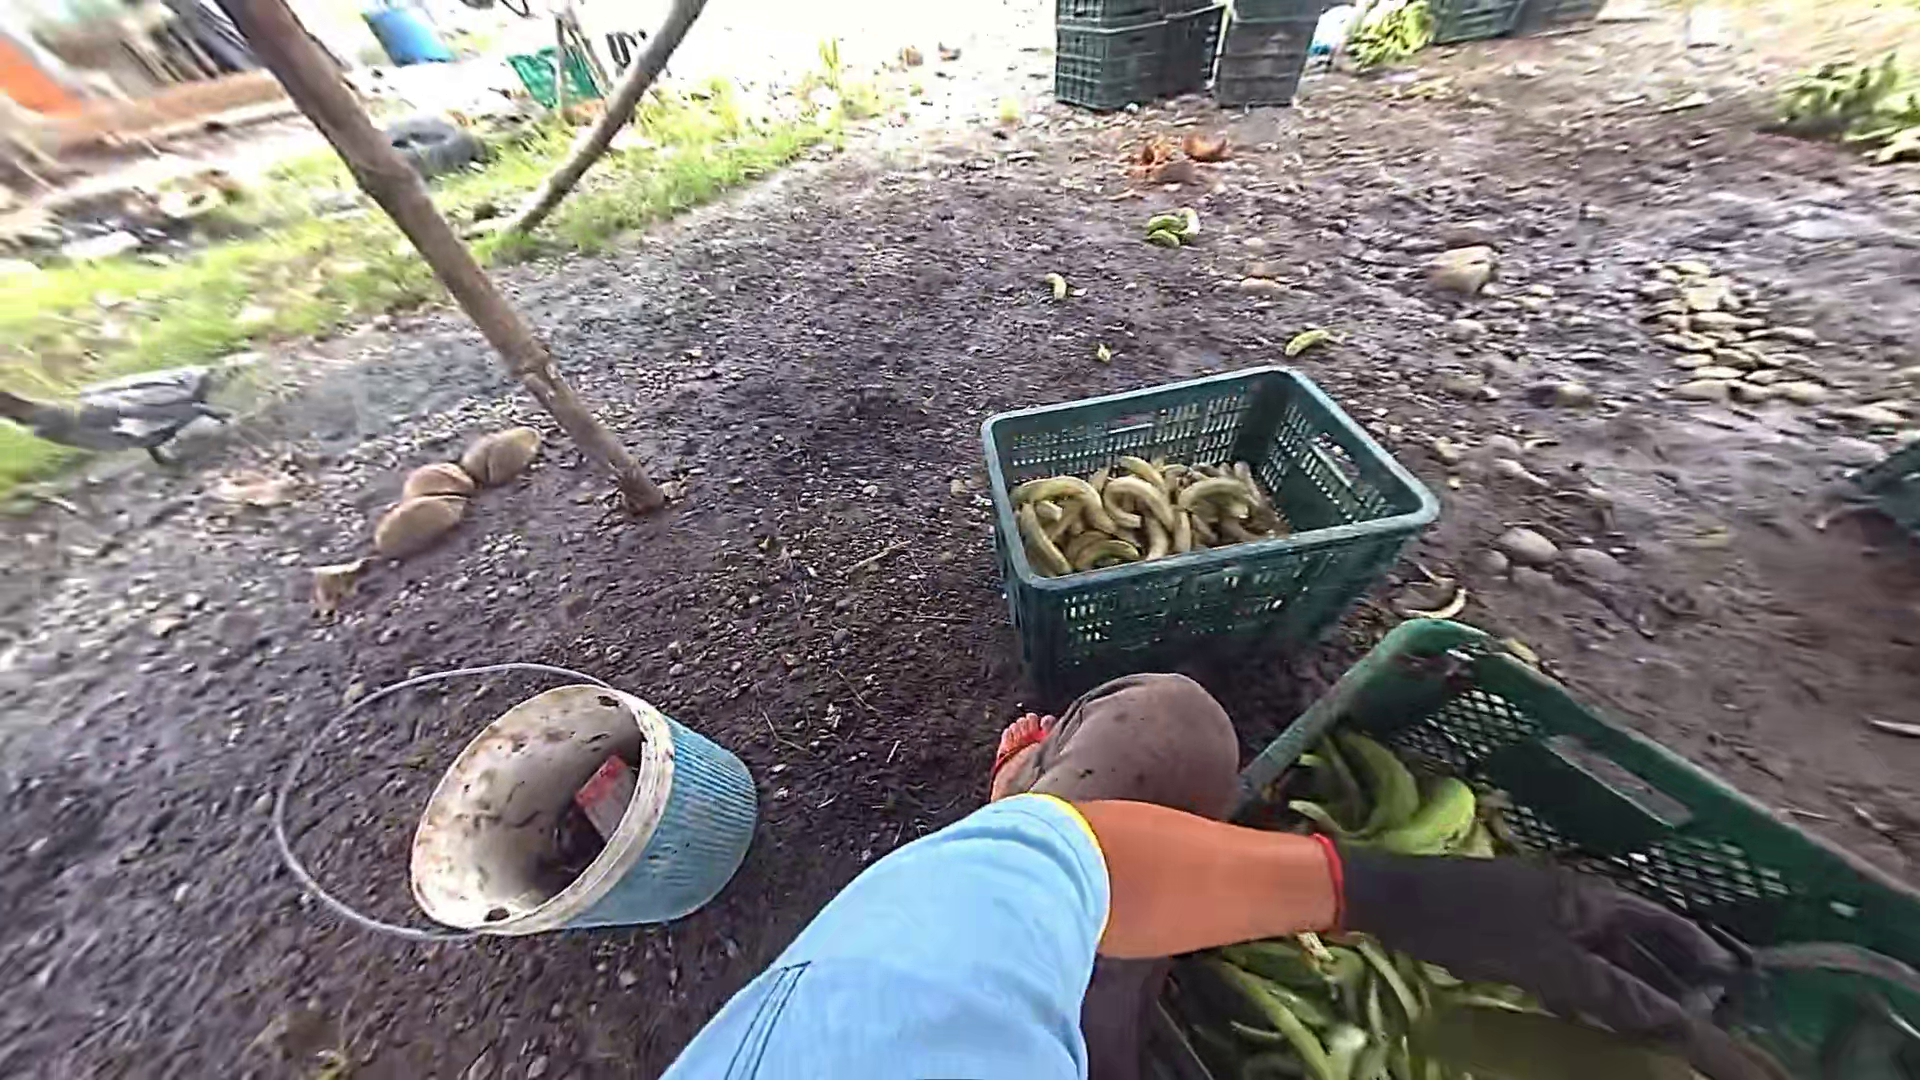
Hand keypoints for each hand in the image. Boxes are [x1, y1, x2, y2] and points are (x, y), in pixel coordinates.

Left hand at [1338, 847, 1786, 1079]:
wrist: (1385, 895)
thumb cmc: (1463, 923)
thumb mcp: (1550, 967)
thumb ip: (1624, 999)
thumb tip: (1705, 1038)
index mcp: (1583, 895)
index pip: (1670, 927)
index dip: (1710, 966)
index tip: (1746, 1012)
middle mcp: (1564, 893)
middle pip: (1639, 938)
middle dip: (1675, 983)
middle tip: (1707, 1036)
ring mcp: (1531, 902)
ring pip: (1600, 946)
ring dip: (1631, 985)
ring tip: (1661, 1035)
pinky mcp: (1504, 917)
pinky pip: (1563, 950)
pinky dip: (1586, 981)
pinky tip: (1593, 1014)